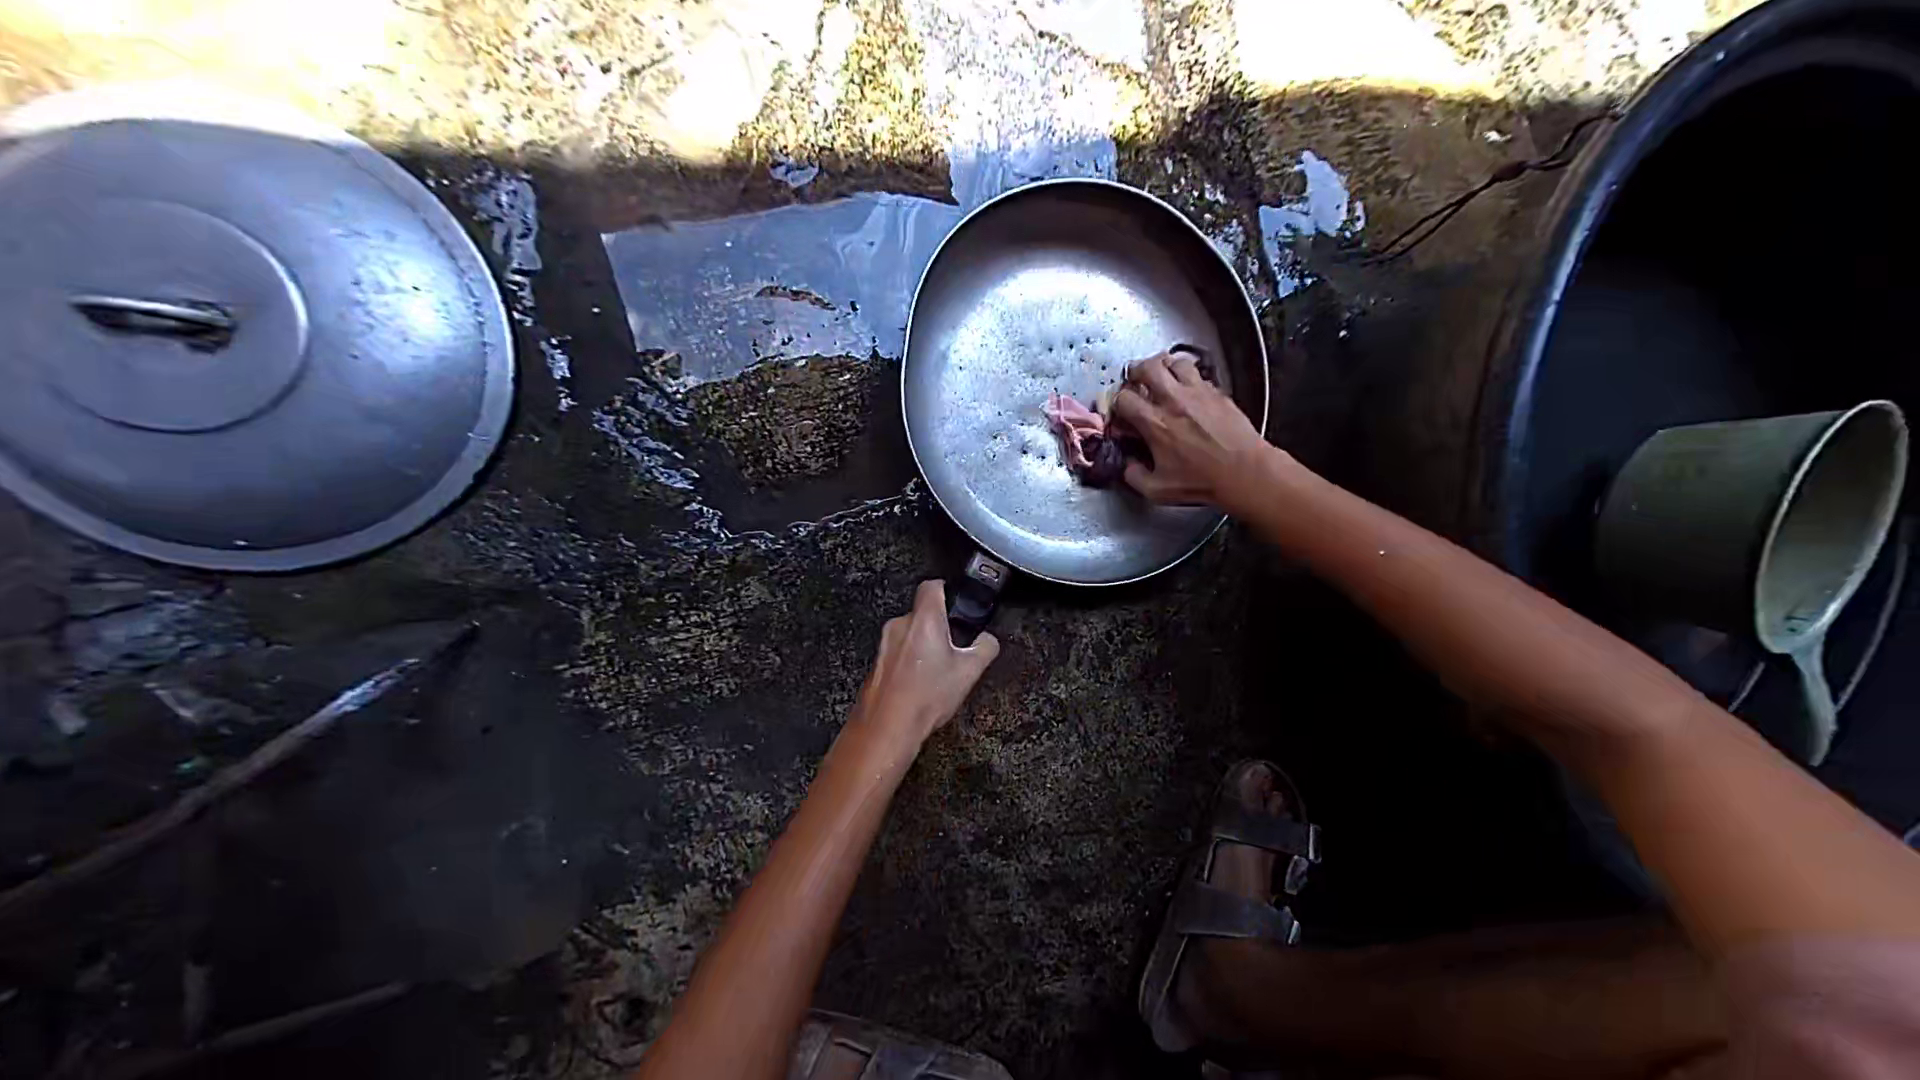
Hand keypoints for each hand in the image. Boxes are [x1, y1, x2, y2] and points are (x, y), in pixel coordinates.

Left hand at [852, 580, 1000, 747]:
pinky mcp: (876, 663)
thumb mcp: (969, 672)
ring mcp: (884, 644)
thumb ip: (984, 648)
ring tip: (936, 672)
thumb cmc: (924, 698)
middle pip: (922, 613)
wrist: (888, 727)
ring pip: (909, 634)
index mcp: (924, 620)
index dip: (946, 590)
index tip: (955, 602)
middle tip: (952, 647)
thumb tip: (988, 640)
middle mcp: (900, 625)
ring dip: (922, 646)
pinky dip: (908, 663)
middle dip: (937, 626)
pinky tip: (919, 685)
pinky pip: (897, 653)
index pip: (932, 586)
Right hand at [1112, 350, 1272, 507]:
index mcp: (1155, 423)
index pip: (1124, 398)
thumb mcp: (1157, 489)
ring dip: (1165, 366)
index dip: (1118, 403)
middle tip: (1136, 379)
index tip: (1122, 412)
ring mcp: (1198, 394)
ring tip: (1162, 376)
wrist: (1244, 473)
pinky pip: (1199, 374)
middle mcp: (1175, 402)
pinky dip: (1189, 377)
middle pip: (1148, 367)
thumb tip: (1128, 467)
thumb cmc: (1204, 481)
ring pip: (1176, 362)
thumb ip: (1134, 476)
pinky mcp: (1218, 394)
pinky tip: (1188, 390)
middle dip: (1137, 371)